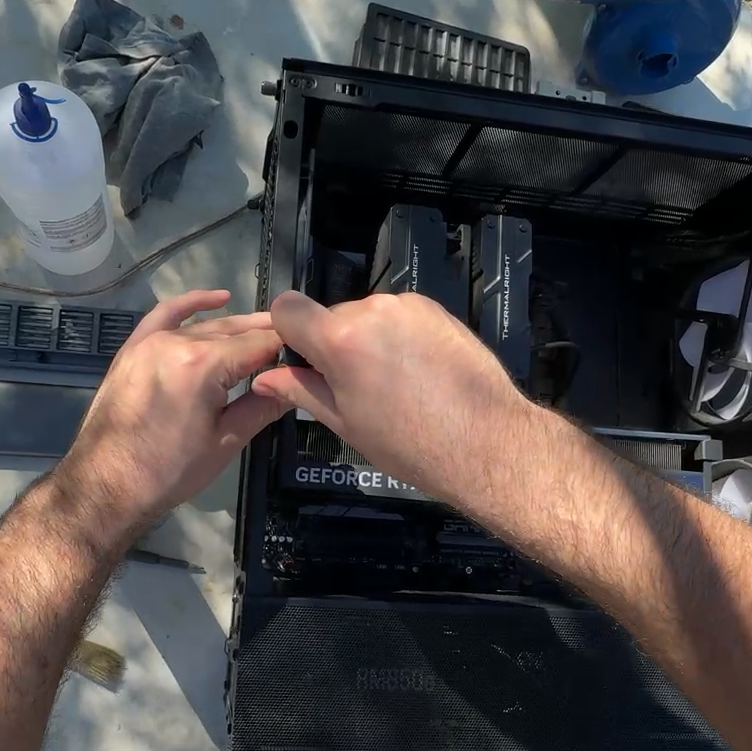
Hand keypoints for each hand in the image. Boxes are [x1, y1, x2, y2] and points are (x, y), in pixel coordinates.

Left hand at [55, 290, 286, 531]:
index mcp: (204, 365)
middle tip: (299, 343)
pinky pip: (166, 314)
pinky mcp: (134, 347)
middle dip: (266, 337)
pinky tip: (219, 299)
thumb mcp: (227, 441)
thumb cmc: (171, 471)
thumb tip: (299, 386)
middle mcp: (177, 342)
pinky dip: (192, 304)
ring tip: (267, 329)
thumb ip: (264, 405)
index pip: (260, 344)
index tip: (307, 359)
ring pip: (206, 326)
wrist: (107, 485)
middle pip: (235, 331)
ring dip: (237, 327)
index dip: (286, 351)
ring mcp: (151, 341)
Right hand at [251, 290, 537, 512]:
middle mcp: (371, 309)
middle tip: (357, 387)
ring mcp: (407, 305)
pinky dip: (398, 336)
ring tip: (395, 383)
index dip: (287, 333)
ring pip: (366, 316)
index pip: (286, 308)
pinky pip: (398, 316)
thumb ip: (302, 391)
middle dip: (334, 344)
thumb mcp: (346, 423)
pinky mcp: (435, 308)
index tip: (303, 361)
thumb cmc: (410, 445)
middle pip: (330, 316)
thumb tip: (266, 378)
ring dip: (368, 340)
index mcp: (340, 339)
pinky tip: (419, 372)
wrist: (486, 442)